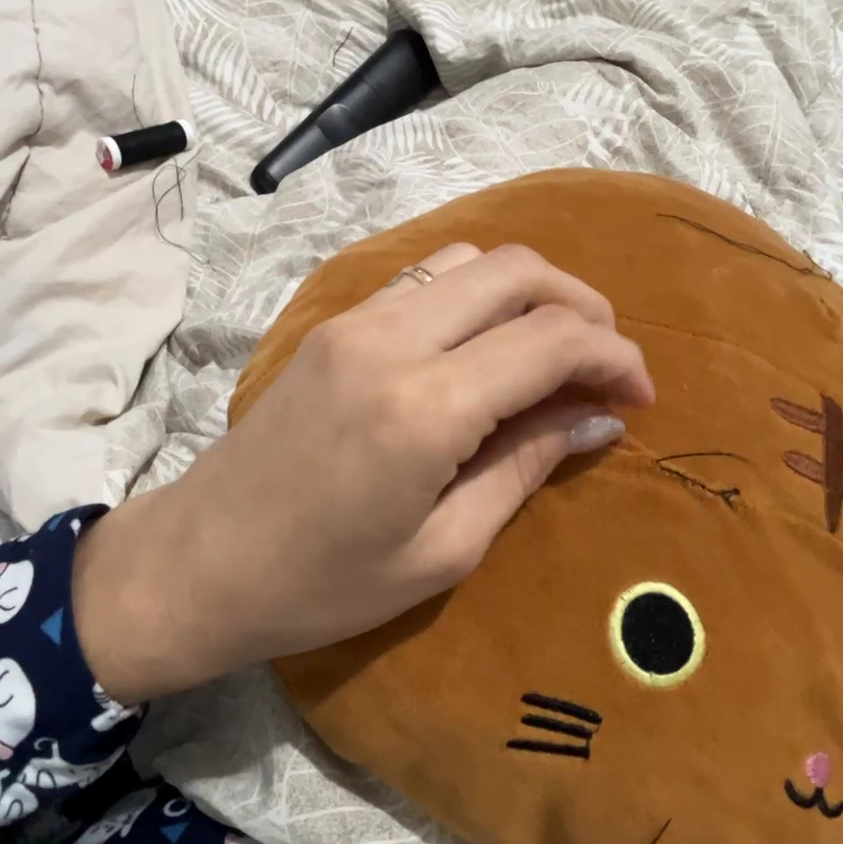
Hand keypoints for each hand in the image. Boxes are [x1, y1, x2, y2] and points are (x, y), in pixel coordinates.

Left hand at [73, 243, 654, 702]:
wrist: (202, 560)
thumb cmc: (322, 583)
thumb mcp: (442, 548)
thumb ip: (523, 467)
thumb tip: (597, 417)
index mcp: (424, 407)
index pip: (550, 340)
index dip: (614, 357)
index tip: (640, 397)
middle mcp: (391, 339)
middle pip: (515, 271)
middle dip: (582, 306)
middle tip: (607, 365)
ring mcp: (355, 321)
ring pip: (468, 260)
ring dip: (528, 292)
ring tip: (553, 352)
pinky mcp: (333, 325)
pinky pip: (424, 279)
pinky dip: (475, 295)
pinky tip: (487, 346)